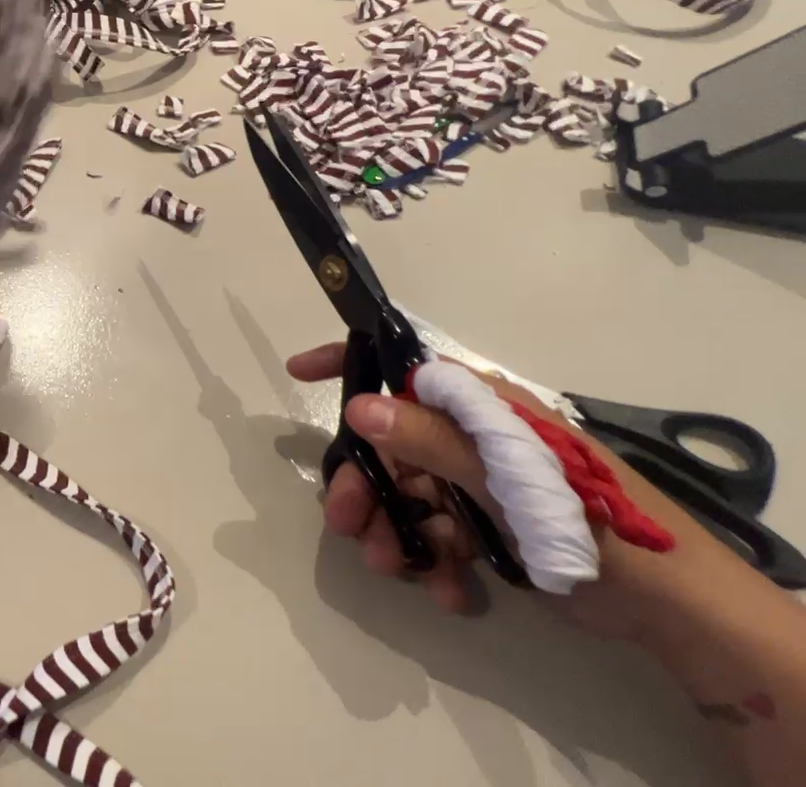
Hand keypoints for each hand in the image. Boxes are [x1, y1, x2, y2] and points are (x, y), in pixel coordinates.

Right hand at [285, 343, 748, 641]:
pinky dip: (435, 562)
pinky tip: (448, 591)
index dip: (348, 364)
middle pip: (391, 447)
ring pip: (407, 494)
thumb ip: (435, 441)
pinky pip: (438, 532)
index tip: (298, 371)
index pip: (406, 369)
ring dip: (394, 531)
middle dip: (365, 486)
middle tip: (344, 522)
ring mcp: (481, 482)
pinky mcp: (490, 523)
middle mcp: (475, 438)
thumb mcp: (512, 479)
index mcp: (484, 411)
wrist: (676, 610)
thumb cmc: (597, 527)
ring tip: (395, 570)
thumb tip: (358, 406)